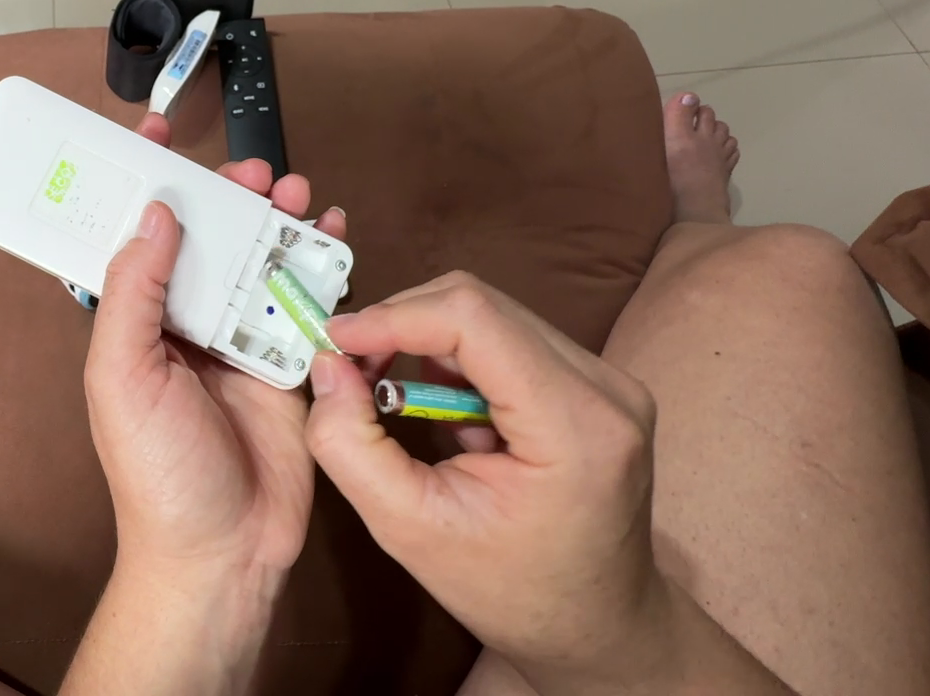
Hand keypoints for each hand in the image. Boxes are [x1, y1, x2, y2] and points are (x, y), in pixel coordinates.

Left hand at [62, 113, 342, 694]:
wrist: (222, 551)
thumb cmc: (156, 471)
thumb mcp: (123, 375)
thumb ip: (134, 293)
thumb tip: (156, 215)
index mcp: (134, 318)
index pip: (133, 233)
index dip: (141, 182)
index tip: (152, 134)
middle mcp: (183, 318)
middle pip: (206, 235)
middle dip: (227, 193)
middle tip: (252, 170)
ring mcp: (236, 335)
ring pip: (257, 257)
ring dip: (277, 218)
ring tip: (297, 190)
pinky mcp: (284, 358)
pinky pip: (302, 297)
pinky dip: (319, 262)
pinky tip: (334, 233)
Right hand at [304, 273, 670, 688]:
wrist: (596, 627)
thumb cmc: (507, 588)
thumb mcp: (407, 528)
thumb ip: (348, 444)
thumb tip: (326, 364)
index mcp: (575, 427)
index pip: (473, 319)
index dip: (394, 316)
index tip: (336, 340)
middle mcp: (602, 387)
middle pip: (476, 302)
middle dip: (399, 323)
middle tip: (351, 366)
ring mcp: (602, 378)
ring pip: (484, 309)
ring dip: (419, 334)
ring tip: (386, 388)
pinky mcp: (588, 379)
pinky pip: (499, 330)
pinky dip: (446, 350)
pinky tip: (432, 400)